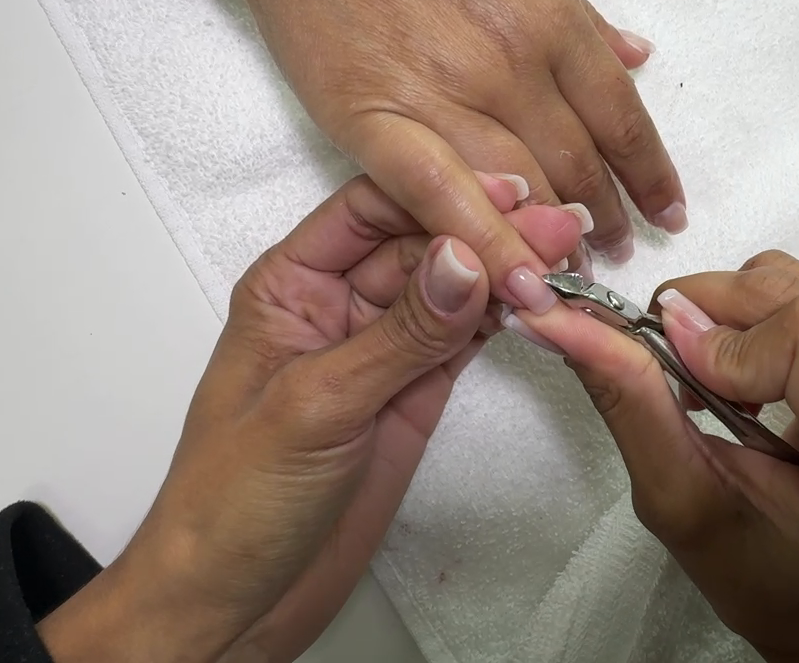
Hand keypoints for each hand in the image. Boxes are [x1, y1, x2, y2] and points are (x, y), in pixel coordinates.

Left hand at [37, 174, 582, 662]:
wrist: (237, 606)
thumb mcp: (316, 405)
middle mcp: (342, 297)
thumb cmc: (234, 502)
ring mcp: (385, 340)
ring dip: (505, 269)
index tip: (504, 195)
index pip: (371, 207)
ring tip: (564, 253)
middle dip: (487, 231)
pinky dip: (504, 316)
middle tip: (554, 225)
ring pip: (452, 284)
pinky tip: (540, 300)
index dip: (435, 193)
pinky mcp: (417, 383)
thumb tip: (467, 258)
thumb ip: (399, 332)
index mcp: (295, 280)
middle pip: (422, 241)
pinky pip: (466, 333)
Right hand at [89, 0, 685, 313]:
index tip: (666, 211)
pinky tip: (520, 286)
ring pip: (524, 189)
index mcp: (552, 17)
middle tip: (617, 249)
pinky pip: (444, 197)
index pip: (624, 116)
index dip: (651, 174)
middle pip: (580, 163)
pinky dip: (488, 247)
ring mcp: (446, 93)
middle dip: (607, 215)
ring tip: (573, 269)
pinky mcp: (375, 121)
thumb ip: (578, 16)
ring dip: (556, 239)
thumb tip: (638, 57)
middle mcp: (513, 62)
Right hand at [533, 252, 798, 662]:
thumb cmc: (761, 574)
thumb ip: (628, 399)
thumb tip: (559, 313)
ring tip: (734, 382)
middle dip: (725, 317)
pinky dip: (781, 318)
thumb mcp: (678, 501)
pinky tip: (776, 374)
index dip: (732, 337)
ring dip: (749, 316)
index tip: (679, 362)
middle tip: (687, 369)